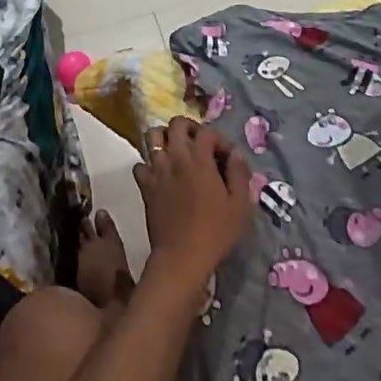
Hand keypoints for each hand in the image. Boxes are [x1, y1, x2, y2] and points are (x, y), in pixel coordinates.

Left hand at [134, 117, 251, 286]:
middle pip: (176, 123)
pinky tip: (161, 175)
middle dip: (190, 128)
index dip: (219, 138)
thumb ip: (239, 174)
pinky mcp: (144, 186)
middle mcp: (175, 158)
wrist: (181, 257)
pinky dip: (149, 164)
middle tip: (200, 145)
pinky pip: (141, 163)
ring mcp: (157, 171)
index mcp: (199, 160)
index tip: (227, 157)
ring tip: (178, 152)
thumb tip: (236, 155)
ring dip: (166, 138)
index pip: (206, 131)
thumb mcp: (239, 205)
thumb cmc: (214, 232)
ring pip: (153, 136)